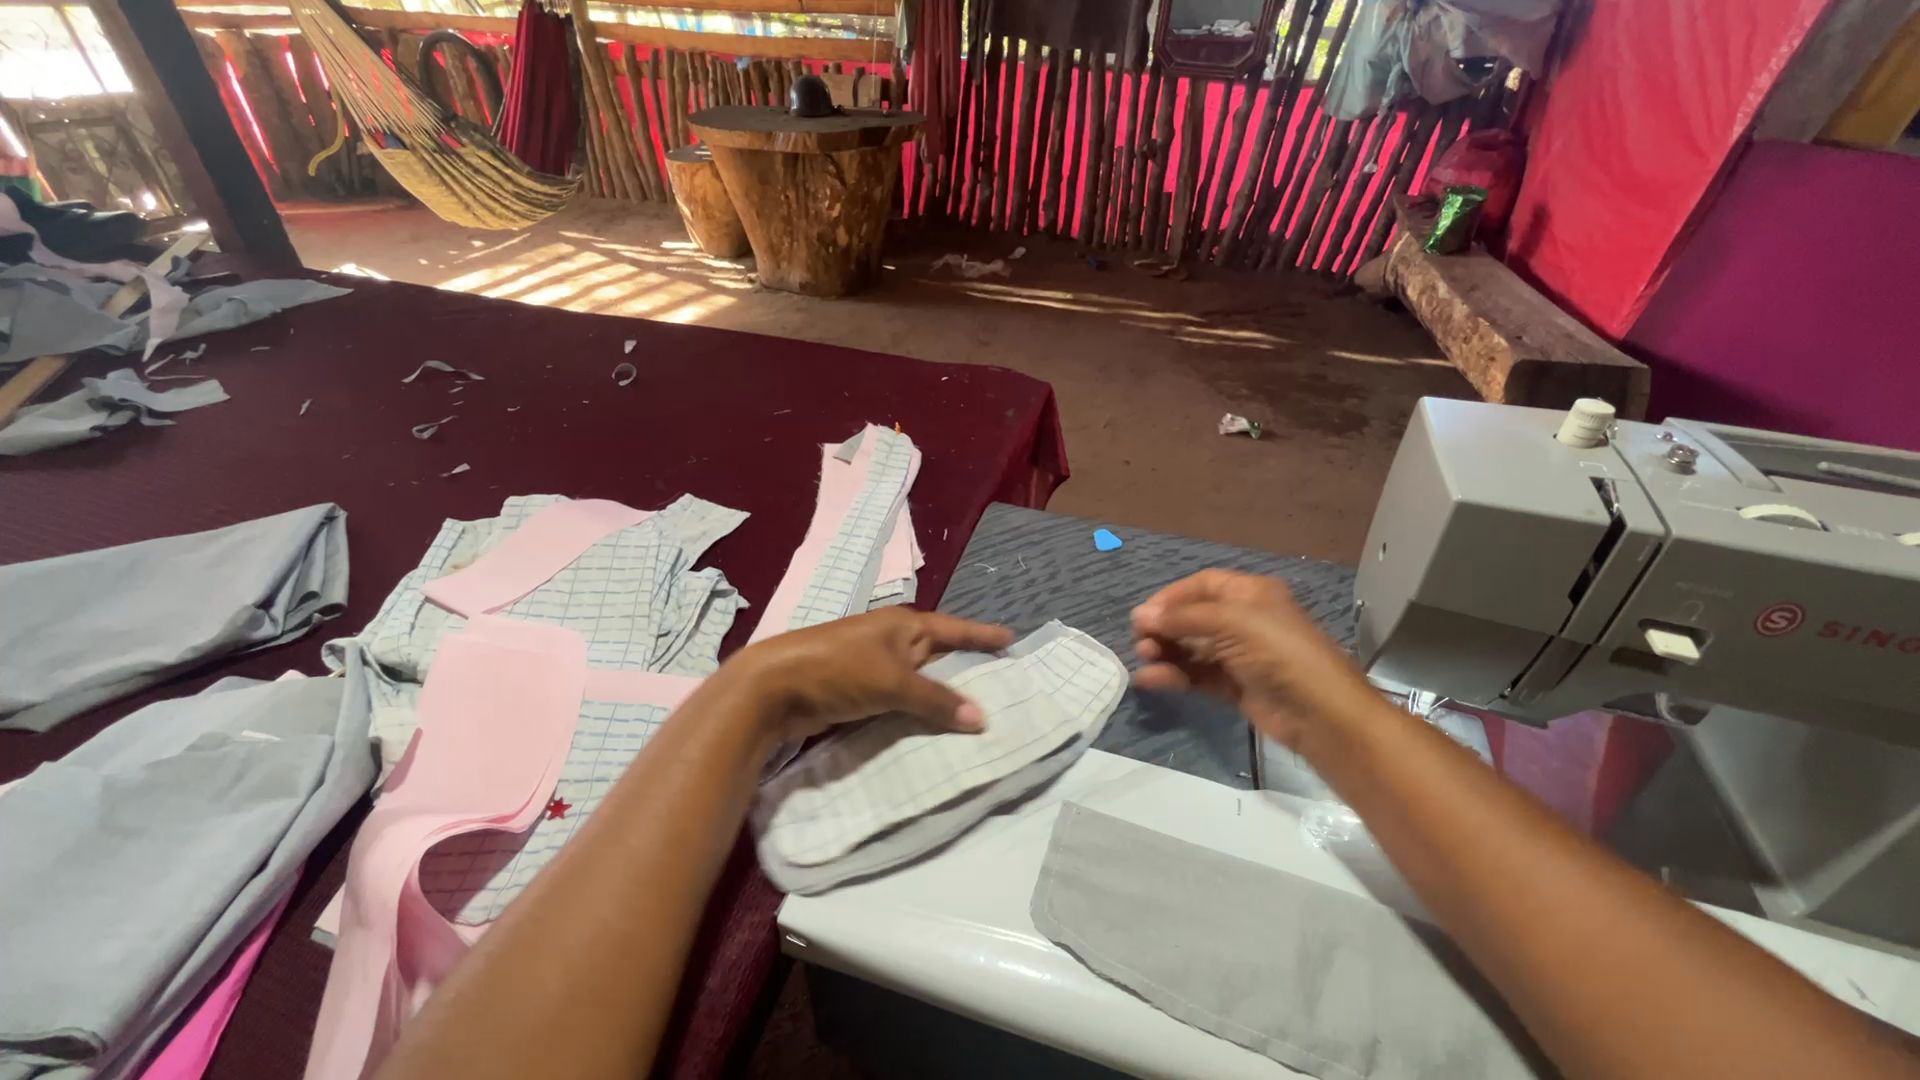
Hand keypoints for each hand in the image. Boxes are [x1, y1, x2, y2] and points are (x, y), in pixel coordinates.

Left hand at [724, 607, 1014, 741]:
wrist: (775, 687)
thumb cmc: (839, 669)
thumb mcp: (894, 682)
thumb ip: (937, 700)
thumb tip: (981, 718)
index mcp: (904, 625)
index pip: (955, 629)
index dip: (982, 634)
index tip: (1012, 639)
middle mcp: (893, 641)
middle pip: (940, 656)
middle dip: (968, 670)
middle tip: (1004, 685)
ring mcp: (875, 668)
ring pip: (920, 683)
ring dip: (943, 698)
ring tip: (978, 714)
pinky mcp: (859, 694)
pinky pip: (901, 704)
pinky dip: (918, 715)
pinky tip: (936, 732)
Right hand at [1131, 569, 1379, 749]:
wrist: (1320, 713)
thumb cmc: (1280, 653)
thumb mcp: (1232, 622)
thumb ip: (1184, 618)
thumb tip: (1140, 615)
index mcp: (1251, 594)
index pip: (1203, 586)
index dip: (1172, 596)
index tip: (1144, 614)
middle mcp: (1245, 620)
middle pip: (1194, 617)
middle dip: (1165, 627)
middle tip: (1141, 642)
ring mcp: (1240, 655)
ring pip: (1192, 648)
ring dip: (1166, 652)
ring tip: (1145, 660)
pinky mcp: (1235, 686)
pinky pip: (1197, 675)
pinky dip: (1175, 676)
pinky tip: (1152, 680)